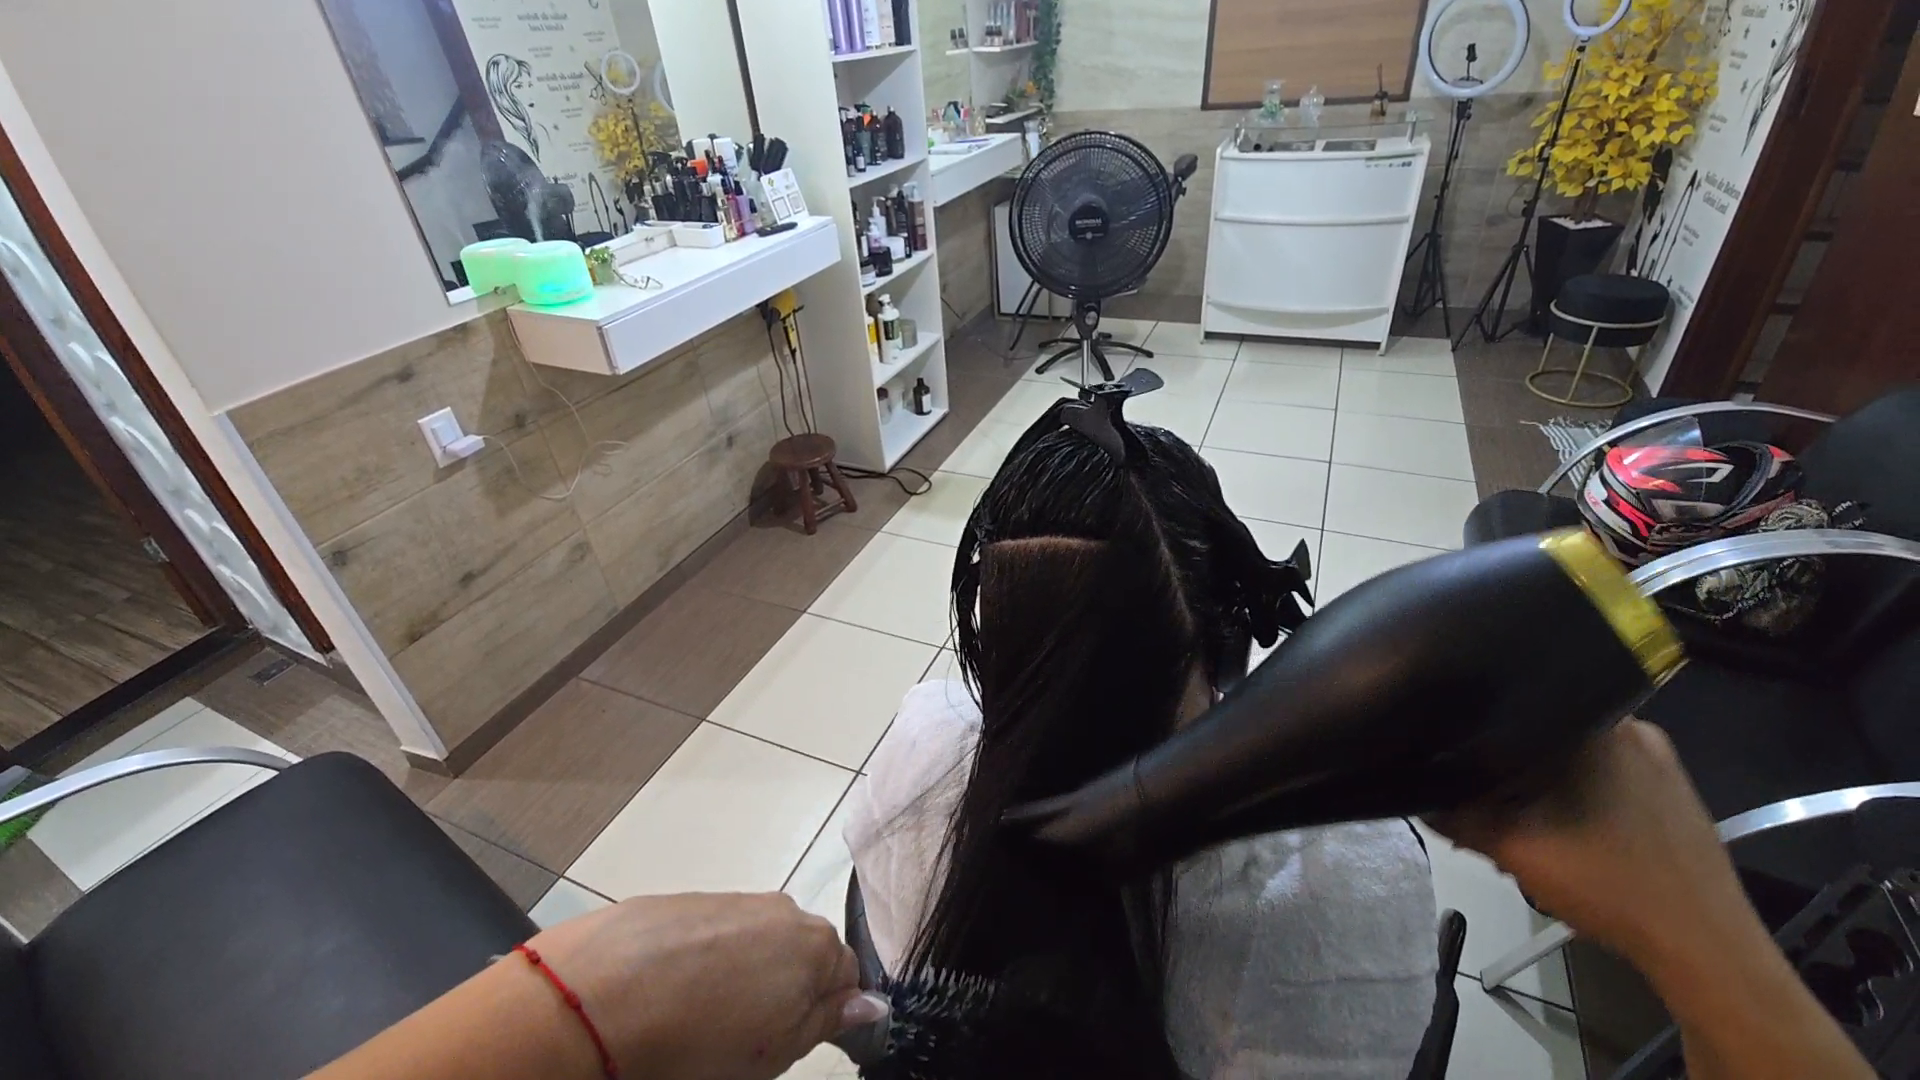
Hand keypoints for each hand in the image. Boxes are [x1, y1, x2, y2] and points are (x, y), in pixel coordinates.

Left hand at [525, 892, 880, 1079]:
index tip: (791, 1037)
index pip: (846, 975)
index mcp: (815, 945)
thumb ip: (827, 1021)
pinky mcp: (688, 899)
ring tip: (703, 1011)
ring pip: (757, 939)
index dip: (823, 1010)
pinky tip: (673, 988)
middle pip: (801, 951)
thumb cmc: (700, 1037)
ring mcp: (734, 900)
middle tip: (746, 1030)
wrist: (602, 993)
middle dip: (783, 986)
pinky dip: (703, 956)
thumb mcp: (775, 1051)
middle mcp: (783, 910)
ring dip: (742, 971)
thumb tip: (870, 1003)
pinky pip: (714, 930)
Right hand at [1432, 720, 1874, 1079]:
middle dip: (1505, 760)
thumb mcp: (1513, 847)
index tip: (1446, 745)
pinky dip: (1573, 792)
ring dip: (1538, 779)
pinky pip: (1602, 774)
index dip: (1474, 724)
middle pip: (1541, 731)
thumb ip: (1454, 815)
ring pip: (1570, 754)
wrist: (1705, 951)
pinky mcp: (1673, 791)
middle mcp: (1633, 729)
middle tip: (1477, 792)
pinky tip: (1560, 825)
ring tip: (1513, 810)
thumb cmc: (1610, 884)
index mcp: (1598, 725)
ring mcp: (1659, 761)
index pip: (1516, 702)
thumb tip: (1412, 794)